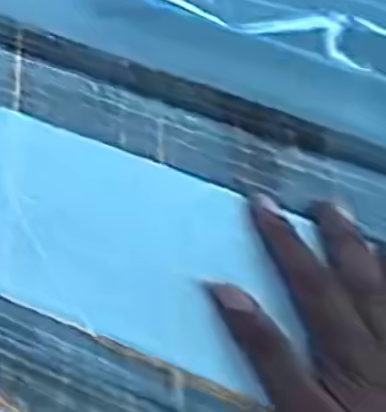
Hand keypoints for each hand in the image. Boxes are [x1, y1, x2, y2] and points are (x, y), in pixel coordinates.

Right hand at [209, 195, 385, 410]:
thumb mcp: (297, 408)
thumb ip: (266, 352)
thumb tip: (222, 287)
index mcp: (352, 357)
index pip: (313, 285)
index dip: (286, 242)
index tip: (262, 202)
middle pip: (368, 290)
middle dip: (345, 244)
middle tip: (326, 204)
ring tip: (380, 237)